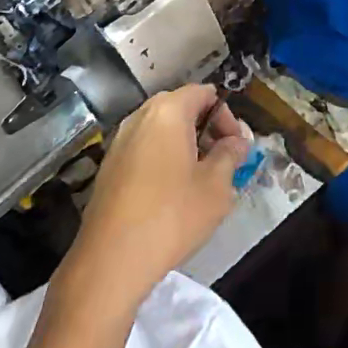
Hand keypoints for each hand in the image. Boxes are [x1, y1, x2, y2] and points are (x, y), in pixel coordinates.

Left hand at [61, 84, 251, 304]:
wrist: (113, 255)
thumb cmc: (172, 215)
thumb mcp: (215, 187)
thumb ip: (230, 156)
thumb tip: (238, 141)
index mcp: (168, 111)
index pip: (203, 93)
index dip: (226, 115)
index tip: (237, 147)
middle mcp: (140, 115)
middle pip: (180, 107)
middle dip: (206, 129)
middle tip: (223, 162)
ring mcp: (120, 138)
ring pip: (160, 128)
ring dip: (184, 144)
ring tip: (200, 180)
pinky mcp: (110, 162)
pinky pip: (144, 147)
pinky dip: (162, 157)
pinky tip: (171, 193)